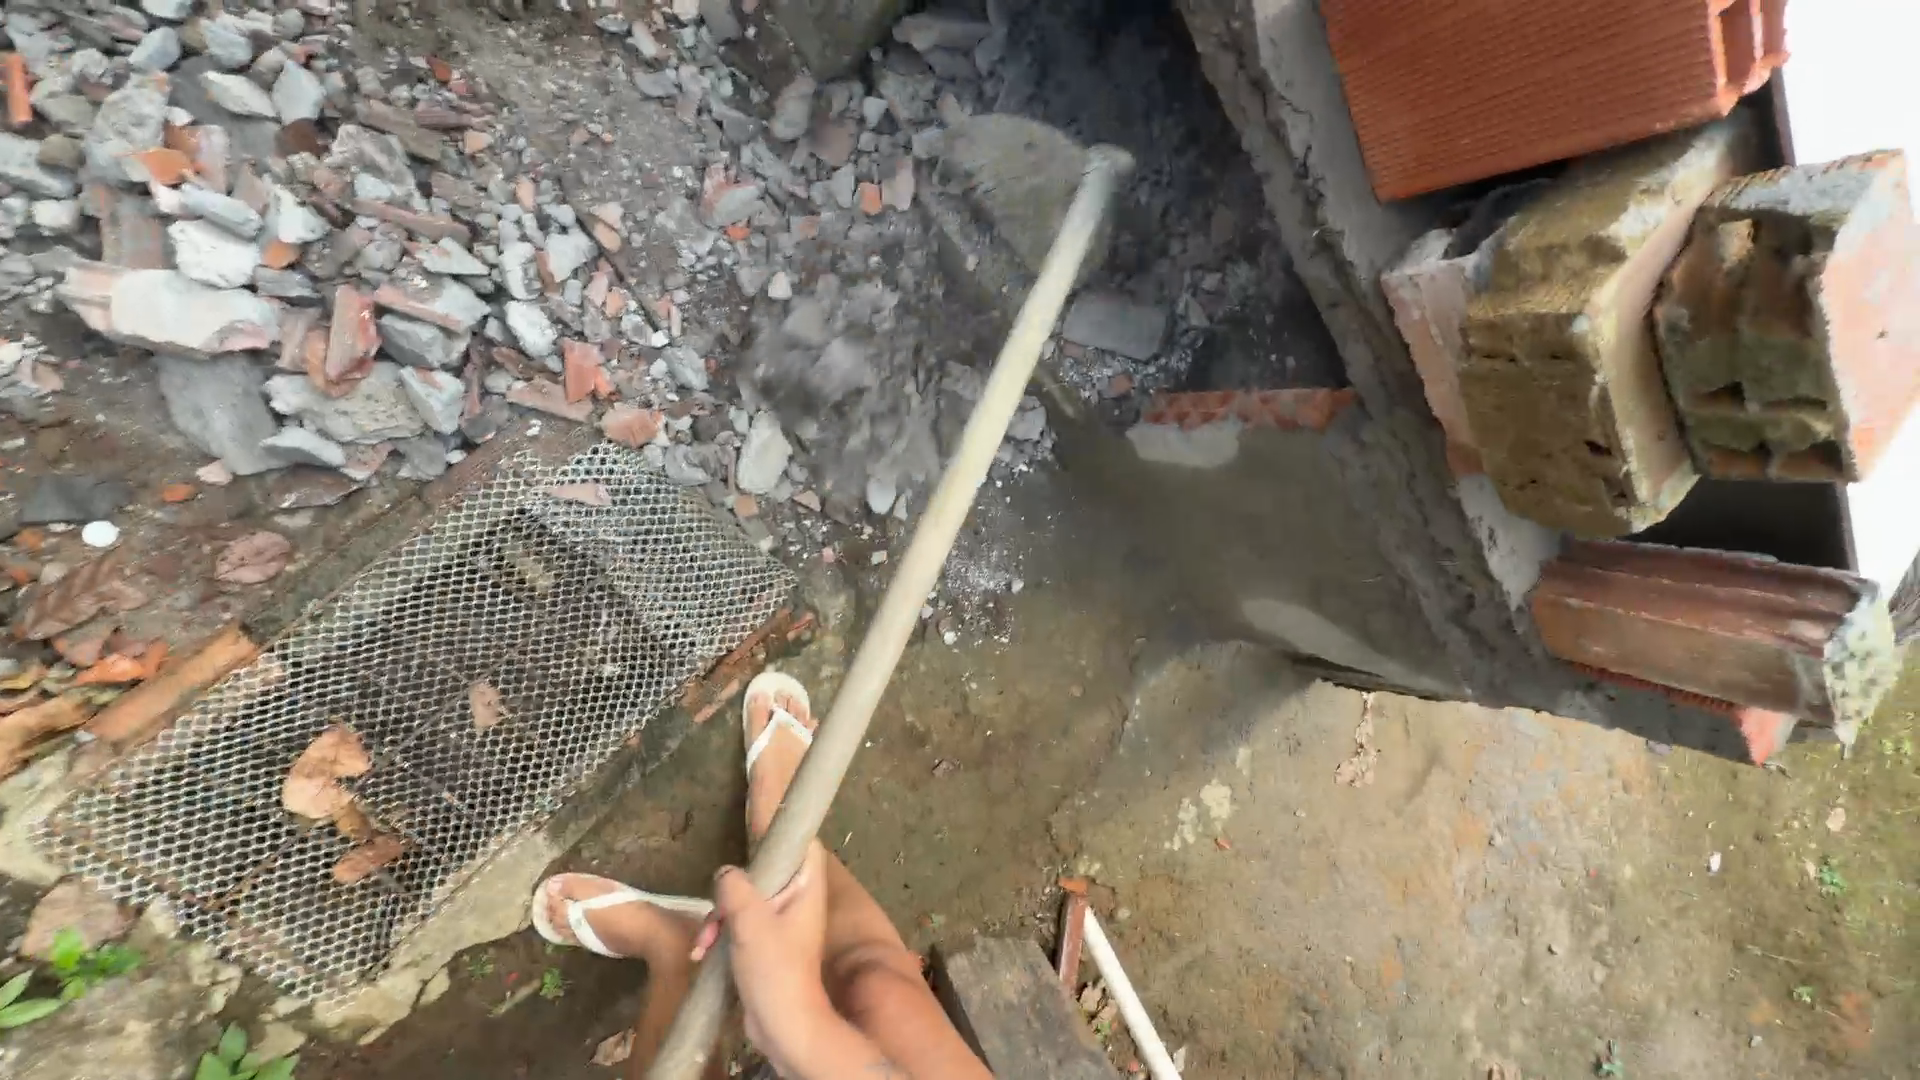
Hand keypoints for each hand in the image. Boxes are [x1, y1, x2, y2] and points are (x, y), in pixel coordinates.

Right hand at [694, 841, 832, 1071]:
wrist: (783, 1026)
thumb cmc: (776, 968)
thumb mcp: (750, 921)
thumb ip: (735, 887)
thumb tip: (726, 873)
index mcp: (807, 884)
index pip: (802, 841)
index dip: (782, 830)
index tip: (756, 827)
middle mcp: (800, 896)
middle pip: (765, 870)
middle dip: (734, 887)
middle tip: (716, 908)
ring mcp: (784, 920)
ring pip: (748, 898)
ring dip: (721, 915)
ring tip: (705, 941)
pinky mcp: (769, 942)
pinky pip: (742, 922)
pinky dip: (723, 932)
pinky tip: (702, 952)